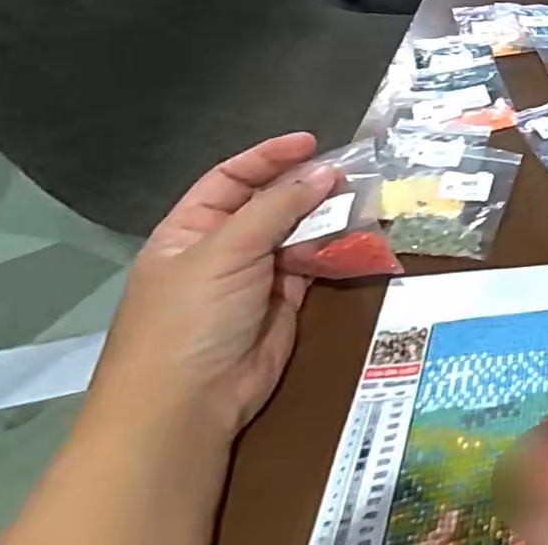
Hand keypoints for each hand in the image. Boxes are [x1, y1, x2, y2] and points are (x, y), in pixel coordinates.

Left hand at [89, 132, 338, 438]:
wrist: (188, 405)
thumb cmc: (190, 317)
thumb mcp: (225, 251)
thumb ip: (278, 207)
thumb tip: (325, 172)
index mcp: (190, 230)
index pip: (230, 179)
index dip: (268, 157)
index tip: (311, 142)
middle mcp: (223, 247)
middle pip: (270, 201)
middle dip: (306, 185)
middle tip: (347, 173)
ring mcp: (256, 273)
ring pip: (299, 229)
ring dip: (326, 213)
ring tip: (359, 198)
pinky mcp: (287, 296)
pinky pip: (315, 258)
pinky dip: (336, 244)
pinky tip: (357, 231)